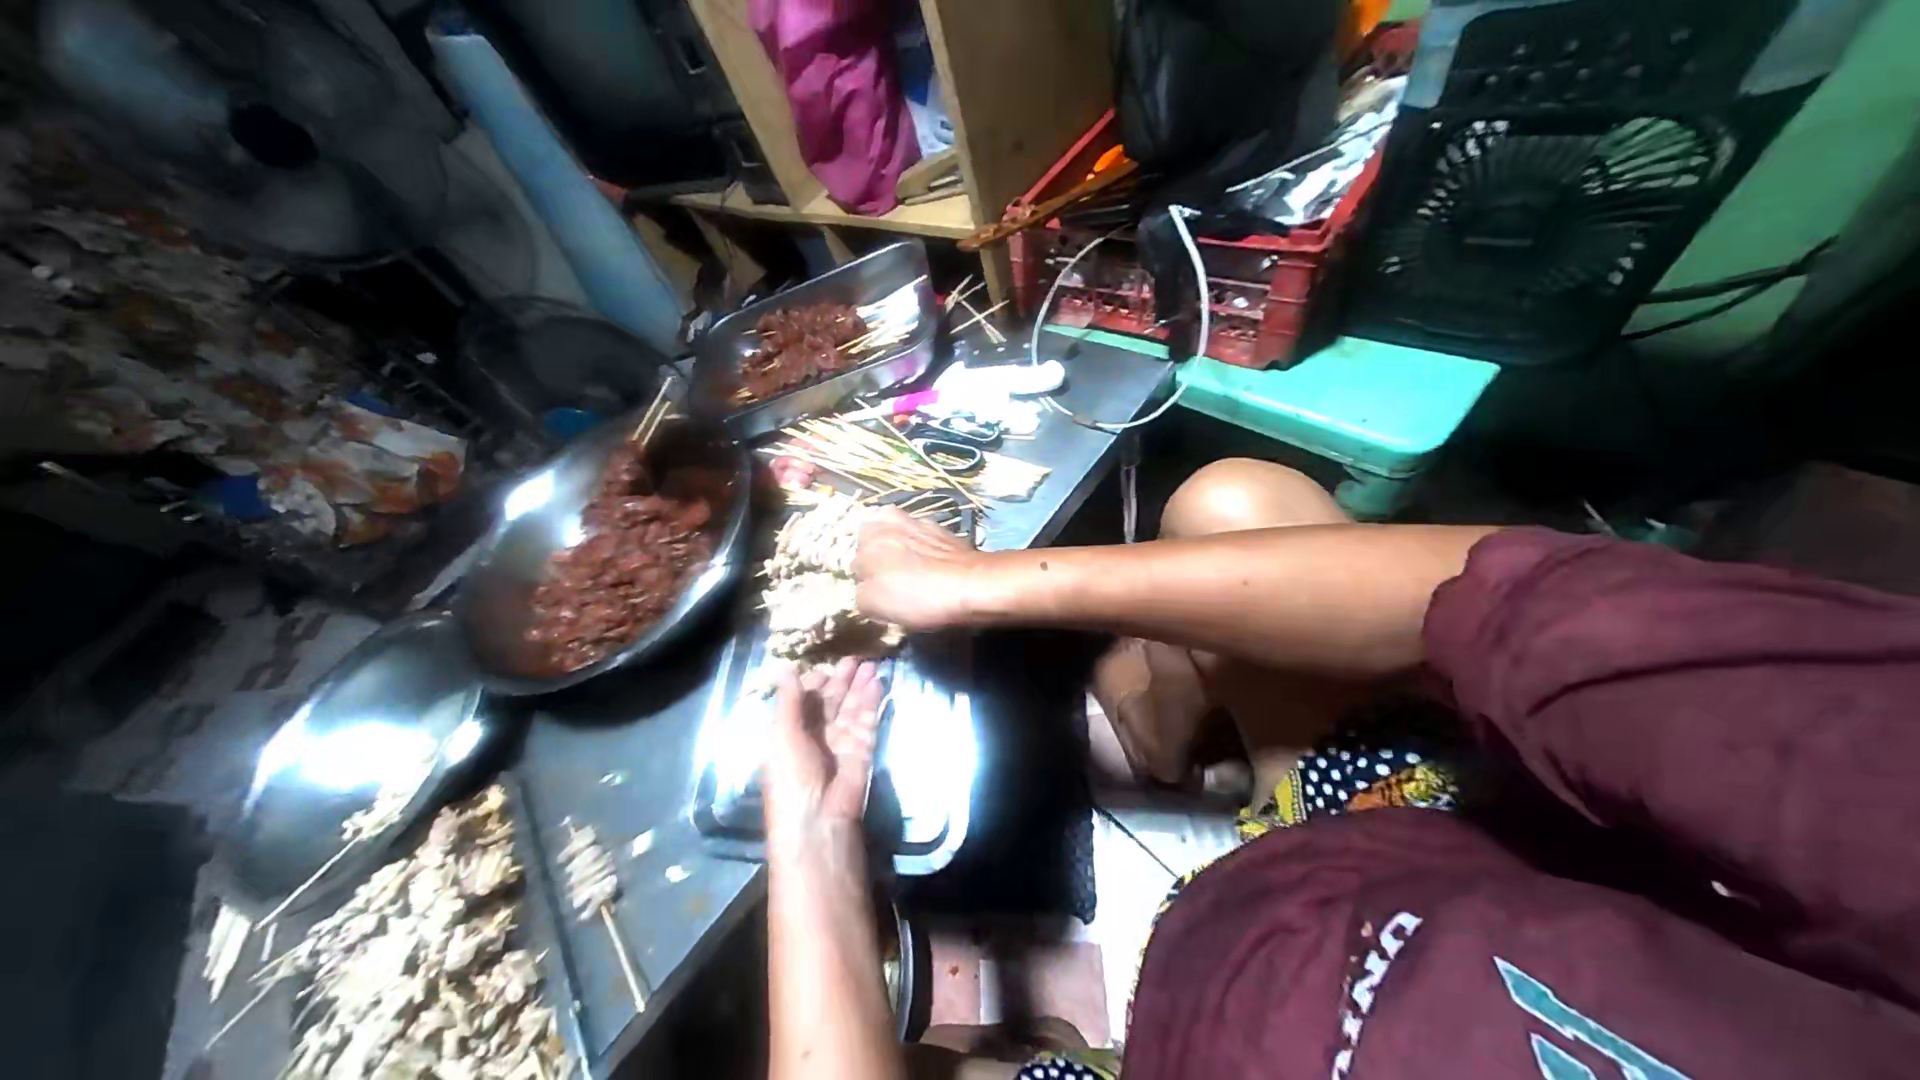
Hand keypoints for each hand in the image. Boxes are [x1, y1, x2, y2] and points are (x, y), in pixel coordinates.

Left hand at [762, 657, 883, 853]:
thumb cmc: (791, 777)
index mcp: (789, 733)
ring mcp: (839, 742)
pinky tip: (876, 682)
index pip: (803, 700)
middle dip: (841, 680)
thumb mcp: (782, 735)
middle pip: (830, 701)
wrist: (819, 819)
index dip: (813, 682)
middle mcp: (814, 735)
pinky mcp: (861, 749)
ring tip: (871, 663)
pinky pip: (866, 720)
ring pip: (851, 707)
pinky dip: (871, 701)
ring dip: (859, 686)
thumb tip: (786, 668)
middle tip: (855, 658)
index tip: (824, 665)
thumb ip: (788, 701)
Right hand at [852, 507, 981, 631]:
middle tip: (893, 585)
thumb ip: (859, 591)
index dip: (864, 580)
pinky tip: (932, 571)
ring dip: (902, 554)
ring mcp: (917, 520)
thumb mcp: (872, 604)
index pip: (853, 559)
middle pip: (873, 543)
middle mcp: (888, 519)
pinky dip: (924, 554)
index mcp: (867, 533)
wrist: (971, 584)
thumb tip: (864, 587)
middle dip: (879, 560)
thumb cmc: (916, 595)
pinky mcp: (941, 529)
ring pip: (898, 540)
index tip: (877, 595)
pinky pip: (922, 543)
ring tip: (914, 577)